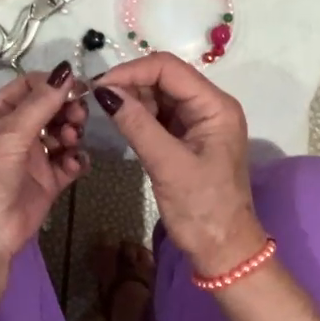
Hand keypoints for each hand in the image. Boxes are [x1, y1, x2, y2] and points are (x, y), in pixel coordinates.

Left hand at [0, 62, 90, 256]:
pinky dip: (76, 160)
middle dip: (66, 108)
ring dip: (71, 132)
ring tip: (71, 140)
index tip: (75, 85)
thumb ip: (41, 102)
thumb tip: (67, 70)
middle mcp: (14, 132)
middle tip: (78, 116)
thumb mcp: (10, 132)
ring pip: (61, 133)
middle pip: (49, 109)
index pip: (27, 87)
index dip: (51, 84)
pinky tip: (74, 163)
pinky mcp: (47, 182)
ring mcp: (32, 157)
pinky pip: (68, 162)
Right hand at [91, 53, 264, 276]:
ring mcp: (198, 121)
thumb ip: (136, 124)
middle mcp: (209, 106)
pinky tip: (120, 120)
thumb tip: (104, 92)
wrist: (223, 252)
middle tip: (96, 98)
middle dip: (130, 83)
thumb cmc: (202, 209)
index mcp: (215, 106)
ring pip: (158, 94)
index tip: (99, 86)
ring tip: (103, 108)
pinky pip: (158, 114)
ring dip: (132, 97)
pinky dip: (138, 114)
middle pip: (164, 77)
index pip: (168, 68)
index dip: (132, 71)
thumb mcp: (167, 164)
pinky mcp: (186, 137)